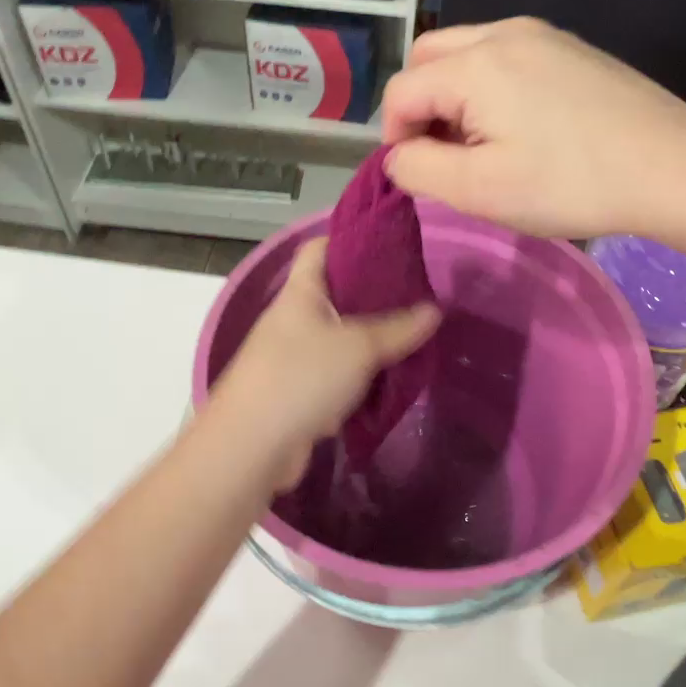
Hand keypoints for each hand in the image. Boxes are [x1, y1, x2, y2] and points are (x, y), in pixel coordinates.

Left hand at [201, 239, 439, 489]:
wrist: (251, 447)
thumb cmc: (301, 378)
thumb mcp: (358, 348)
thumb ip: (398, 328)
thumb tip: (434, 309)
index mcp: (299, 293)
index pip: (320, 248)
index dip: (351, 239)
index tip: (391, 244)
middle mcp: (293, 319)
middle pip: (336, 295)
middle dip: (375, 296)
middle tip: (418, 297)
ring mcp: (294, 358)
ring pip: (341, 339)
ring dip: (372, 343)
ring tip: (416, 337)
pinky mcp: (300, 393)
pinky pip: (338, 376)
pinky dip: (362, 378)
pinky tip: (393, 379)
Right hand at [381, 18, 685, 238]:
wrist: (674, 169)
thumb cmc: (571, 184)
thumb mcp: (480, 190)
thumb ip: (418, 168)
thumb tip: (399, 154)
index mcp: (475, 64)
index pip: (401, 91)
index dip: (395, 137)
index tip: (421, 176)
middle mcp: (504, 33)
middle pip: (429, 59)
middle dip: (421, 106)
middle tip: (446, 155)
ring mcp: (544, 35)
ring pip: (468, 54)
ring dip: (455, 96)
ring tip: (484, 145)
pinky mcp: (573, 49)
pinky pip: (507, 57)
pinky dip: (492, 88)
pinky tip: (524, 129)